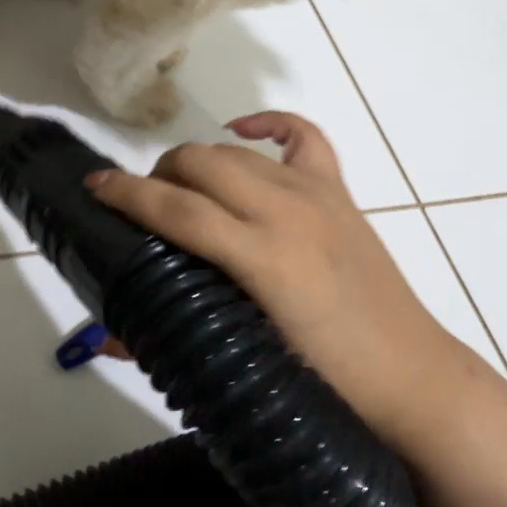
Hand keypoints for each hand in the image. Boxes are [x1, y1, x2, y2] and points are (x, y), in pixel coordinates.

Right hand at [86, 111, 464, 442]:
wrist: (413, 381)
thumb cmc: (328, 384)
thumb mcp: (246, 363)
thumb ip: (177, 337)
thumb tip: (111, 337)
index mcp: (262, 257)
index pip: (176, 209)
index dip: (126, 194)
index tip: (93, 186)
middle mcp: (286, 212)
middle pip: (200, 165)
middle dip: (159, 174)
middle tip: (142, 202)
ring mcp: (316, 195)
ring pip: (235, 152)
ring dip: (197, 161)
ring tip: (182, 187)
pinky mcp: (339, 192)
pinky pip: (301, 136)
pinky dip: (268, 122)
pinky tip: (243, 128)